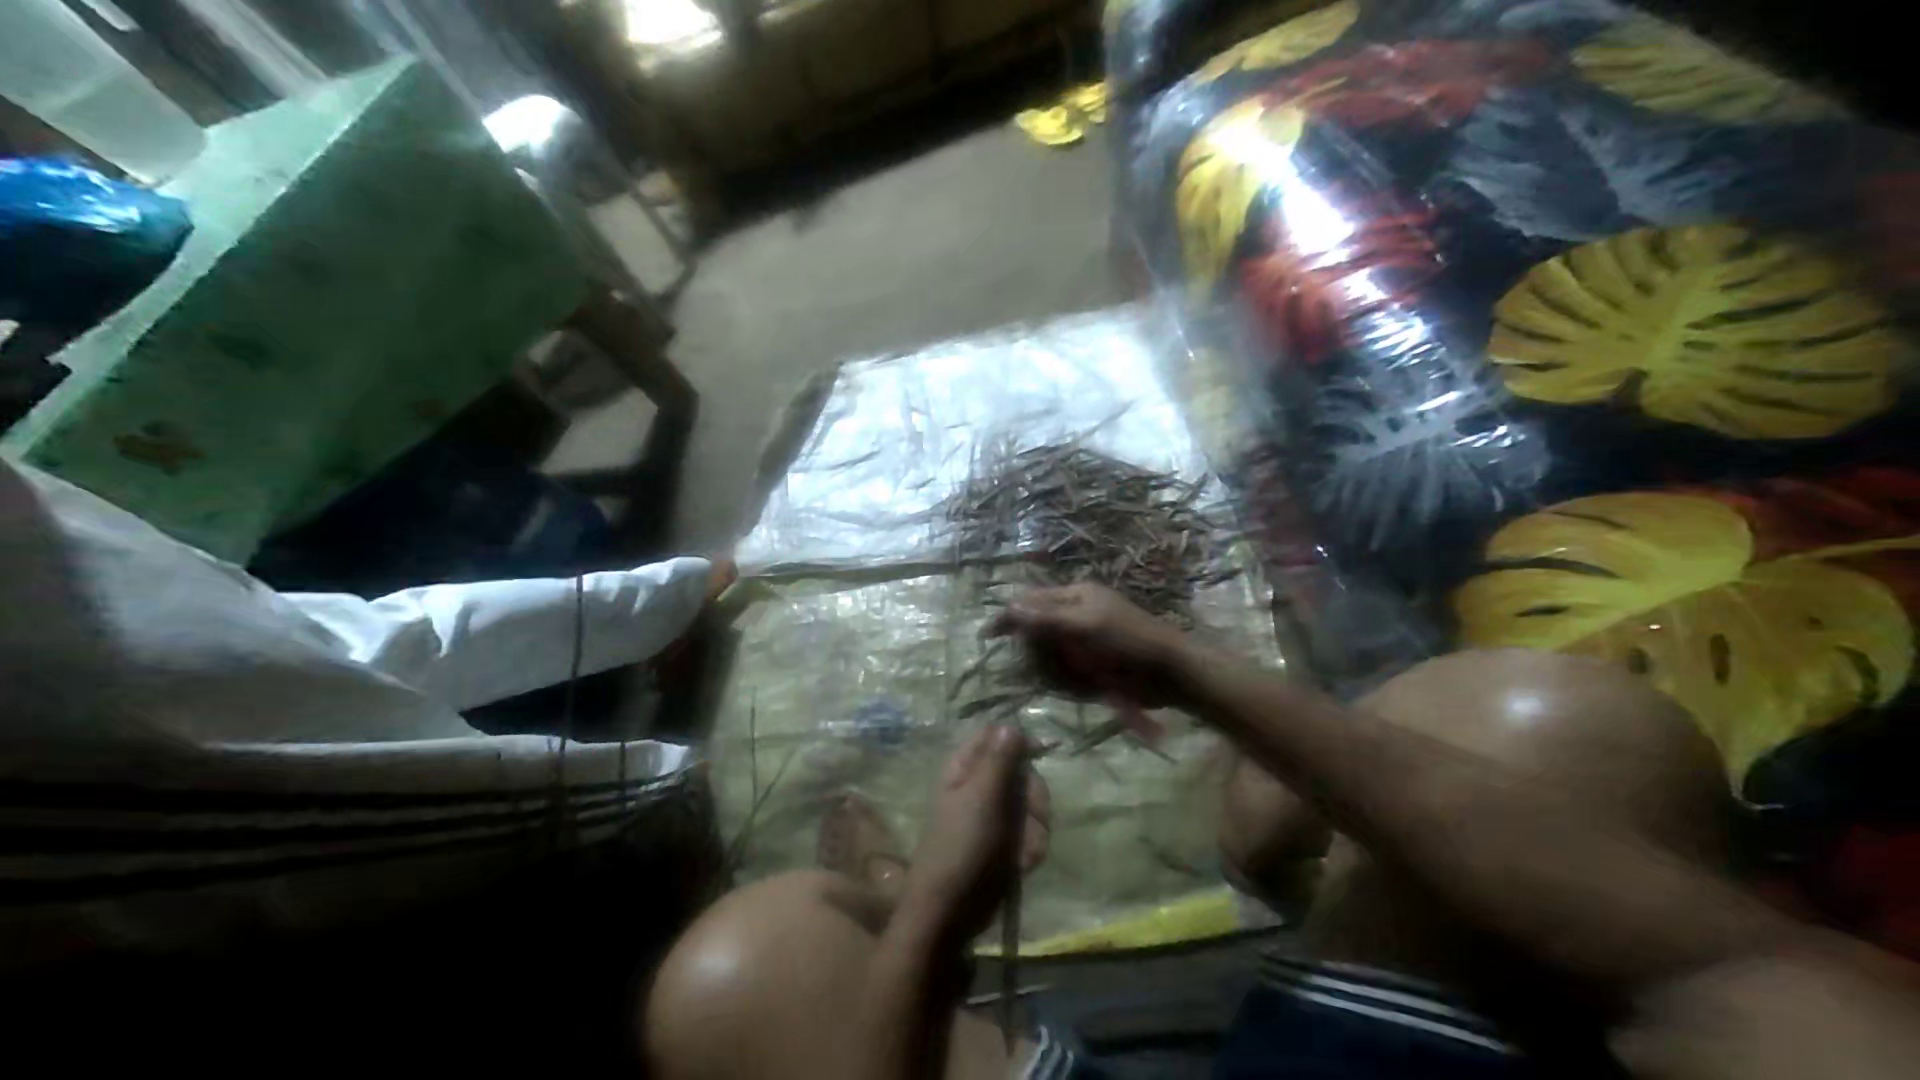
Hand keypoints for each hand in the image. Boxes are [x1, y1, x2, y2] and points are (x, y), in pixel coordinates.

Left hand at [900, 726, 1049, 943]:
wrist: (951, 910)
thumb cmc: (959, 847)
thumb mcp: (980, 798)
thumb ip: (998, 761)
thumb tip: (1011, 725)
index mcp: (965, 767)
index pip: (998, 737)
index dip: (1021, 743)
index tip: (1044, 753)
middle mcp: (981, 786)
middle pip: (1023, 772)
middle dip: (1033, 799)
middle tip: (1031, 818)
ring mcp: (994, 816)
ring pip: (1033, 806)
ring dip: (1034, 831)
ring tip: (1020, 854)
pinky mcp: (1006, 842)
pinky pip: (1032, 834)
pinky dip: (1030, 850)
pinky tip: (1020, 866)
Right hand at [986, 584, 1195, 707]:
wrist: (1171, 674)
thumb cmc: (1129, 640)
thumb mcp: (1085, 624)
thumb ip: (1046, 617)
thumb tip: (1009, 608)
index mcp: (1075, 595)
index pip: (1031, 600)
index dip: (1010, 617)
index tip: (989, 636)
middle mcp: (1075, 614)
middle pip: (1036, 631)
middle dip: (1041, 651)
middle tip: (1060, 663)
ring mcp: (1083, 641)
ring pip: (1049, 656)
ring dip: (1058, 670)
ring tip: (1082, 677)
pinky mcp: (1090, 665)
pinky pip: (1065, 673)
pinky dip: (1071, 683)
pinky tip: (1089, 687)